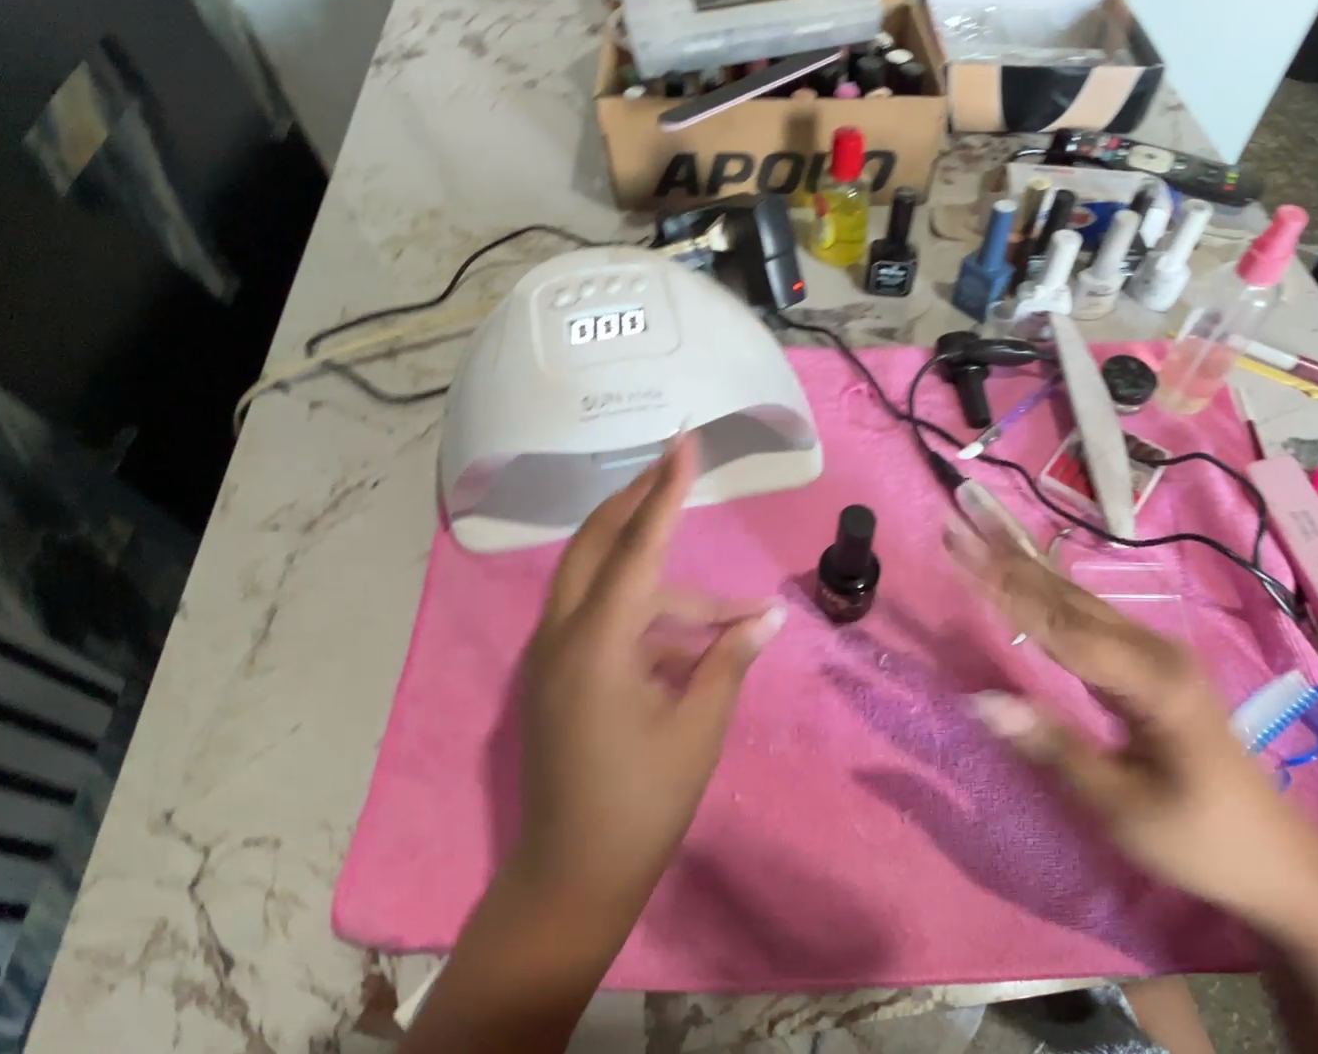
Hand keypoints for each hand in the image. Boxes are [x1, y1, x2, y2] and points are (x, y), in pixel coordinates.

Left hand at [514, 437, 785, 911]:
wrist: (573, 874)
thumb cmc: (642, 803)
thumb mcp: (697, 728)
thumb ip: (728, 661)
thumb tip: (766, 616)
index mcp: (596, 644)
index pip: (636, 548)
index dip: (665, 493)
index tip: (683, 444)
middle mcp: (562, 636)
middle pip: (594, 545)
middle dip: (636, 505)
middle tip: (675, 474)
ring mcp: (550, 657)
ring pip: (600, 586)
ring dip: (660, 586)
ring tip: (732, 616)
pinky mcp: (555, 678)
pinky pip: (596, 621)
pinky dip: (642, 618)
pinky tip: (691, 644)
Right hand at [943, 517, 1317, 931]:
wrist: (1274, 860)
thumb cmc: (1198, 838)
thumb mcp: (1121, 805)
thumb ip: (1053, 746)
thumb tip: (982, 701)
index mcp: (1153, 679)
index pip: (1062, 626)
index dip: (1007, 593)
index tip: (962, 557)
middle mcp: (1156, 652)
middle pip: (1070, 599)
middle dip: (1011, 563)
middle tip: (961, 528)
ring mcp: (1157, 656)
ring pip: (1079, 604)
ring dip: (1026, 572)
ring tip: (983, 538)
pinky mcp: (1151, 669)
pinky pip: (1089, 624)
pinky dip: (1048, 600)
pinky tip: (1027, 582)